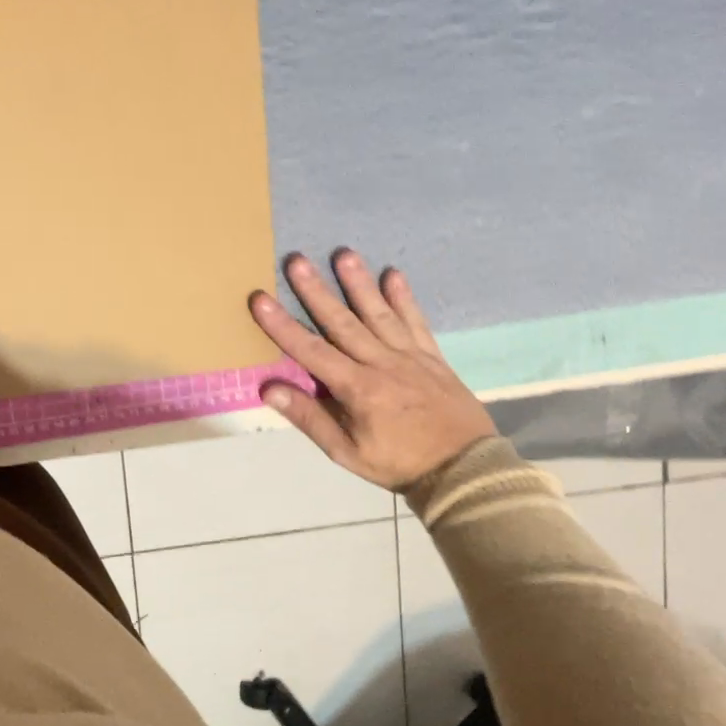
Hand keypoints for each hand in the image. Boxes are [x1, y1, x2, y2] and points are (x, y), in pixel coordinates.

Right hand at [248, 249, 496, 489]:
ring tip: (344, 254)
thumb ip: (308, 417)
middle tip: (297, 260)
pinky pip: (416, 322)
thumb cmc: (397, 463)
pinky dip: (405, 298)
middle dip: (317, 291)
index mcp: (357, 388)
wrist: (466, 472)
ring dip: (359, 283)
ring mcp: (410, 357)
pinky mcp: (432, 358)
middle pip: (342, 322)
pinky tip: (394, 275)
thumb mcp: (345, 451)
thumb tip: (268, 389)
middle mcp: (382, 364)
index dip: (282, 325)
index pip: (310, 351)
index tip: (260, 299)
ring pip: (379, 314)